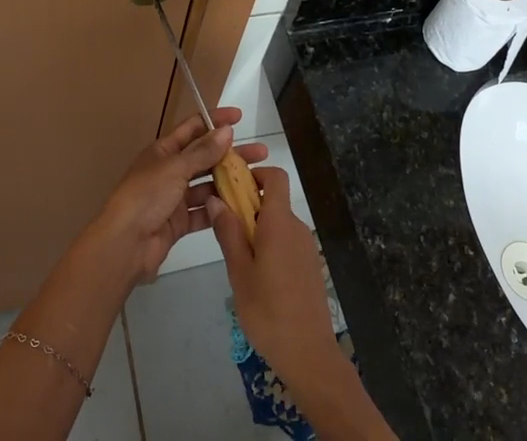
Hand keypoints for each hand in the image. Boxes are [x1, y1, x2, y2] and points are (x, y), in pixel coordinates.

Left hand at [89, 107, 267, 284]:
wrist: (124, 244)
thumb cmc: (146, 196)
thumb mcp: (174, 168)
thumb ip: (203, 152)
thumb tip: (227, 130)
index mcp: (163, 151)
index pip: (192, 128)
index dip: (215, 120)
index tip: (239, 117)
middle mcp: (169, 171)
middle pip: (205, 158)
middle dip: (231, 154)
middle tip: (261, 152)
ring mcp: (174, 198)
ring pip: (207, 185)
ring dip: (229, 181)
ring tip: (257, 180)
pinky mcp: (179, 223)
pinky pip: (204, 212)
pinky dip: (219, 208)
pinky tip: (241, 206)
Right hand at [208, 166, 338, 380]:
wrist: (308, 352)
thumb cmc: (267, 311)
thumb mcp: (239, 272)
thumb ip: (228, 233)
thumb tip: (216, 200)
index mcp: (279, 223)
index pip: (276, 177)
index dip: (255, 174)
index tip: (231, 187)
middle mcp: (297, 228)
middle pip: (273, 201)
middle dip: (247, 207)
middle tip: (223, 230)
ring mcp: (306, 247)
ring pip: (278, 223)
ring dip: (257, 229)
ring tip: (236, 259)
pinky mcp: (310, 265)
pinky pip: (287, 242)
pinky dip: (269, 245)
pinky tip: (256, 275)